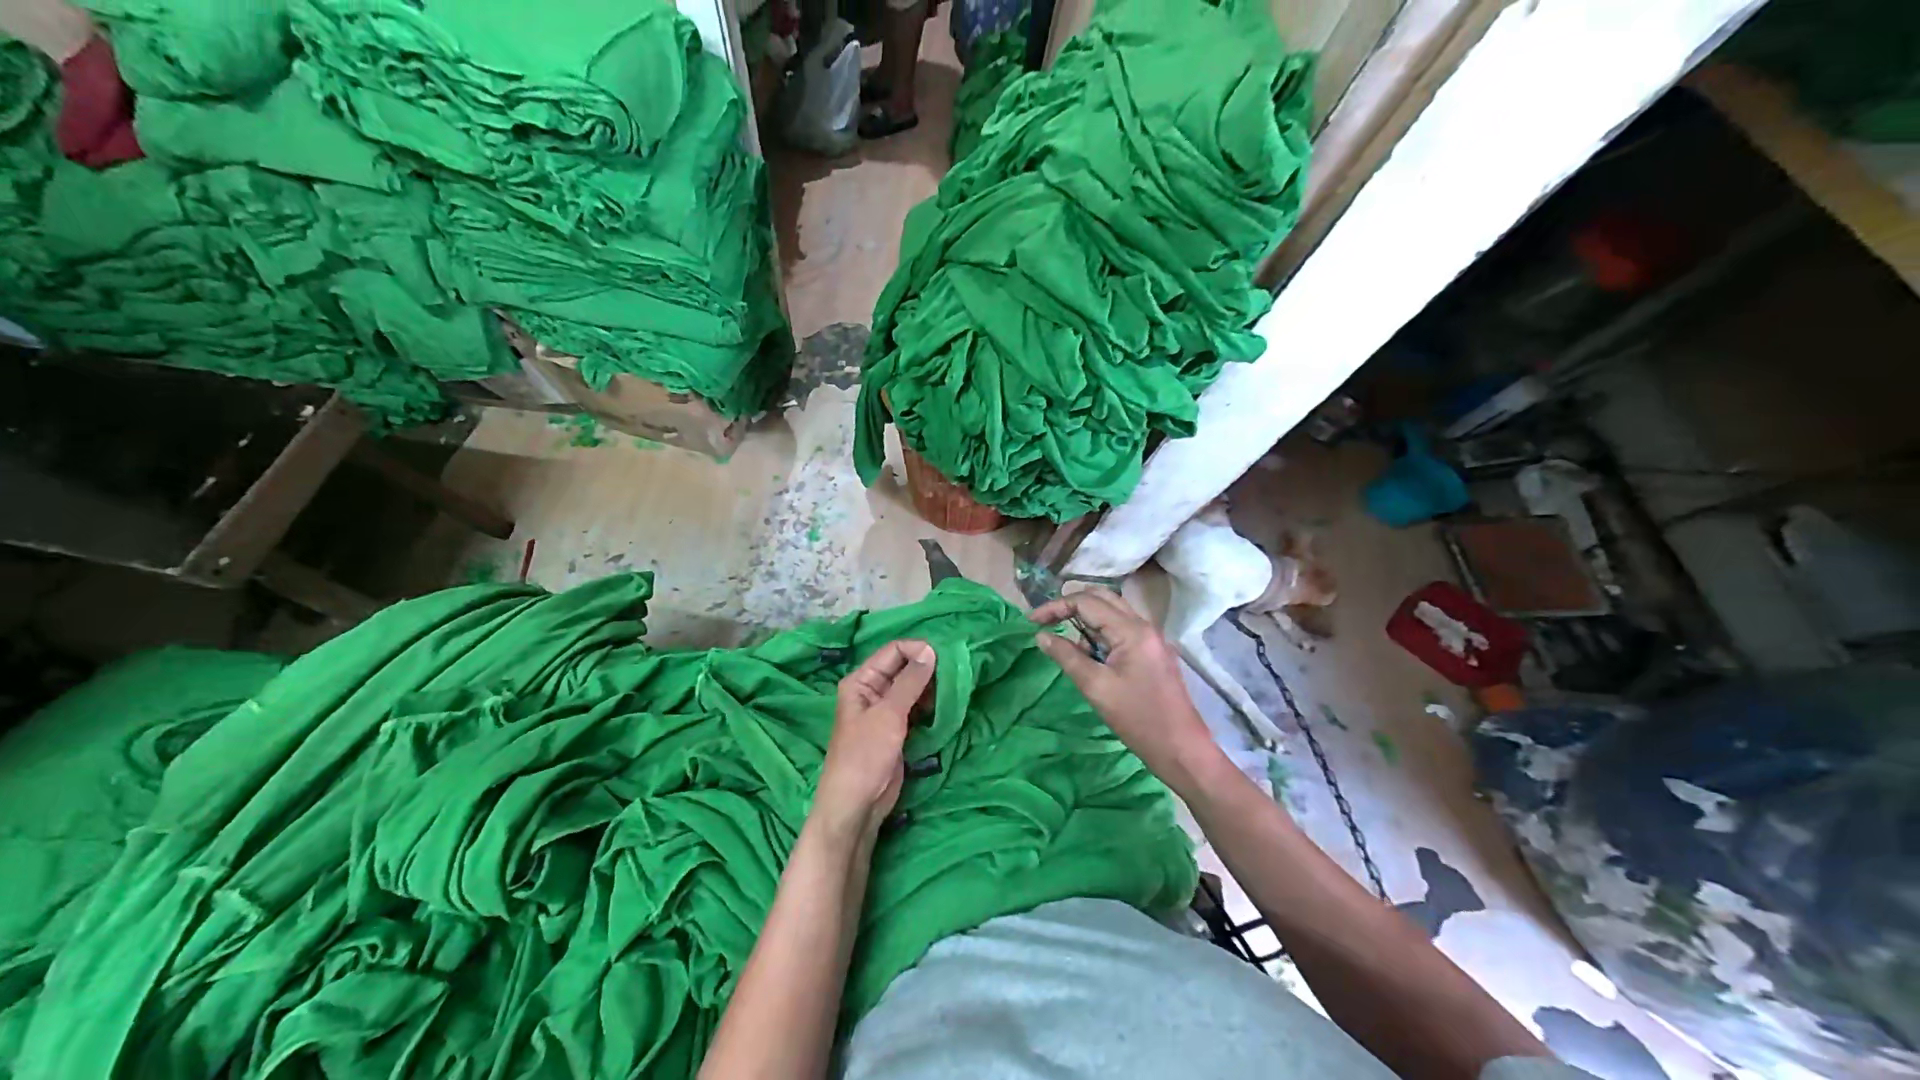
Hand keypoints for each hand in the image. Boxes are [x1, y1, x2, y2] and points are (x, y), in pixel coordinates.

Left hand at [813, 639, 936, 840]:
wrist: (856, 805)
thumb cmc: (865, 755)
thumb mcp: (889, 715)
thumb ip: (910, 681)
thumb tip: (930, 650)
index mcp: (861, 681)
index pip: (893, 651)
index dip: (918, 650)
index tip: (945, 659)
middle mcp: (871, 691)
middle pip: (903, 667)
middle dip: (928, 668)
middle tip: (954, 677)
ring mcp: (884, 711)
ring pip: (912, 688)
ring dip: (931, 688)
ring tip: (951, 693)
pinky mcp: (896, 729)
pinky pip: (915, 708)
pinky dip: (929, 705)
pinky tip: (944, 708)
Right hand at [1032, 590, 1221, 785]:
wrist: (1181, 748)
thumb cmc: (1137, 718)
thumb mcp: (1095, 687)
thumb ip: (1067, 656)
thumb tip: (1041, 636)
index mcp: (1132, 630)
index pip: (1087, 602)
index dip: (1056, 607)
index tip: (1032, 621)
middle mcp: (1143, 626)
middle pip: (1102, 599)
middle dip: (1071, 606)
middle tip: (1046, 622)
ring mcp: (1150, 639)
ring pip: (1112, 614)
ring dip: (1086, 621)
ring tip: (1067, 646)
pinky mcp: (1151, 654)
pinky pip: (1121, 631)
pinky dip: (1100, 635)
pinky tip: (1089, 657)